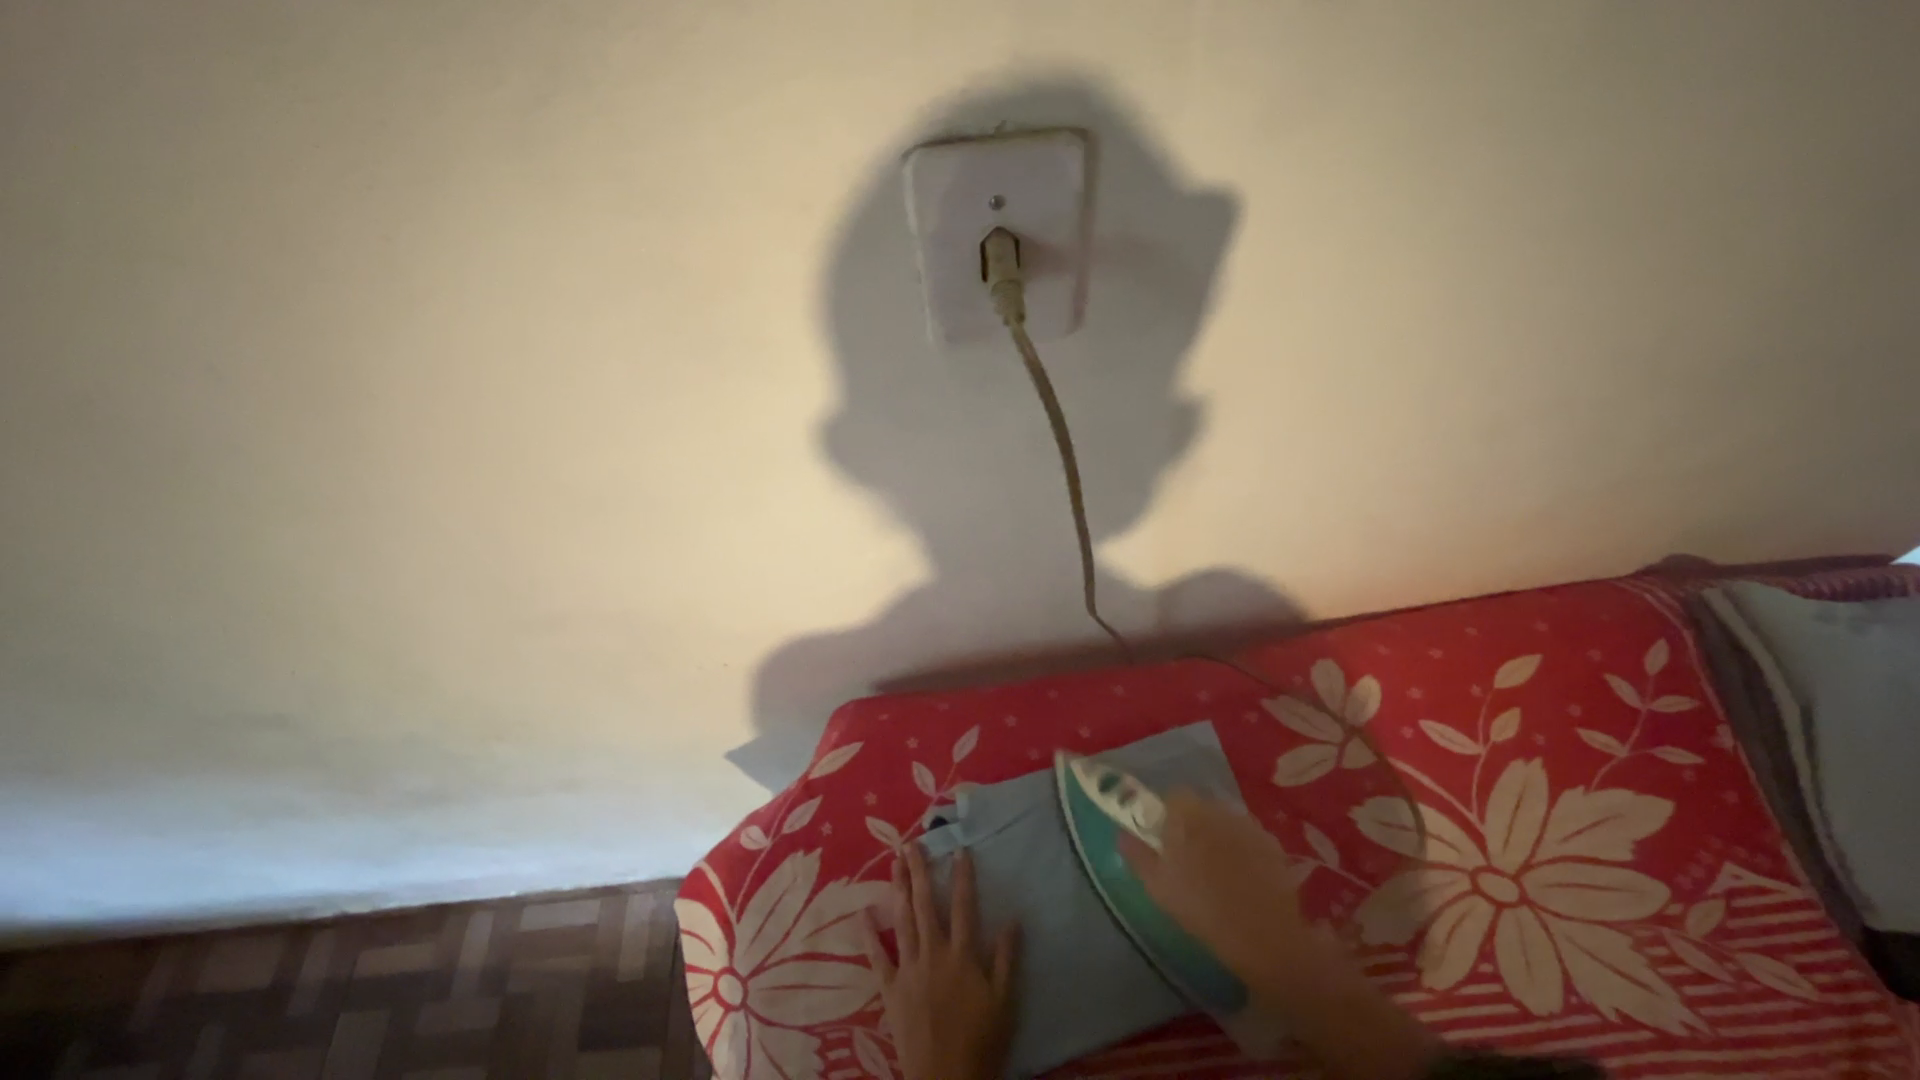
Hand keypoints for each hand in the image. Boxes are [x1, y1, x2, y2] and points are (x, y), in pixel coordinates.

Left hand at [862, 846, 1019, 1079]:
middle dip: (920, 872)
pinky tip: (863, 912)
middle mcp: (934, 954)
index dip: (963, 877)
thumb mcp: (1005, 1001)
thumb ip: (1007, 958)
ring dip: (899, 890)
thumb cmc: (981, 1040)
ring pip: (902, 921)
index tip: (959, 849)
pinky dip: (869, 934)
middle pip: (926, 905)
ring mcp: (908, 969)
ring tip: (894, 864)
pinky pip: (877, 956)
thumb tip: (1014, 918)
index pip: (964, 906)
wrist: (946, 1077)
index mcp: (963, 955)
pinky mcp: (890, 989)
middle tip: (911, 844)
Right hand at [1118, 791, 1319, 992]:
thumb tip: (1122, 833)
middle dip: (1193, 824)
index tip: (1165, 839)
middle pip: (1201, 806)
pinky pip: (1248, 837)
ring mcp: (1248, 825)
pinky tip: (1243, 877)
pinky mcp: (1271, 842)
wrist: (1261, 934)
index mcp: (1186, 816)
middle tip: (1189, 856)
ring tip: (1217, 869)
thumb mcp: (1157, 886)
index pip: (1173, 796)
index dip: (1167, 814)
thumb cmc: (1200, 908)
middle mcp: (1218, 810)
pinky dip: (1243, 849)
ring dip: (1219, 835)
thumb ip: (1137, 854)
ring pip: (1226, 821)